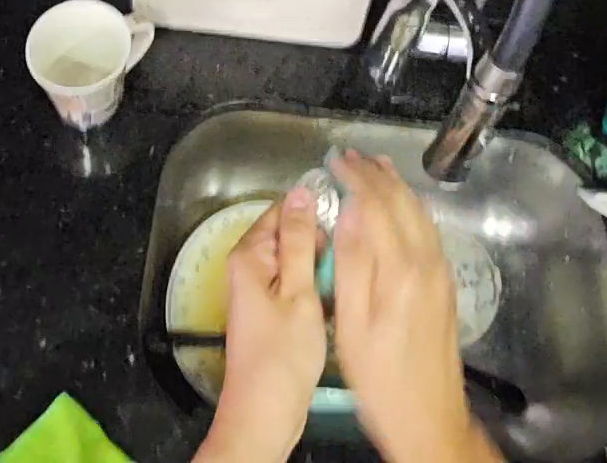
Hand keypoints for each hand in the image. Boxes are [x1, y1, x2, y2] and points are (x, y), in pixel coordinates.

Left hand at [195, 186, 327, 462]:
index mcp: (250, 254)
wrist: (265, 415)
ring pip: (297, 260)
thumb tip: (302, 191)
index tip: (349, 212)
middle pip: (290, 234)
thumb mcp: (298, 291)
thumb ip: (301, 241)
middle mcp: (250, 265)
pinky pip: (296, 282)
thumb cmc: (282, 353)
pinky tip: (338, 291)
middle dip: (321, 238)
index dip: (314, 208)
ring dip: (321, 263)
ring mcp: (260, 289)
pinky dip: (315, 284)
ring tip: (353, 266)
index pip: (283, 209)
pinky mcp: (272, 310)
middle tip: (356, 245)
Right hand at [332, 151, 502, 462]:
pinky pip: (427, 228)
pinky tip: (399, 203)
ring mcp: (440, 272)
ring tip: (375, 164)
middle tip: (350, 155)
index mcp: (401, 271)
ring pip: (419, 212)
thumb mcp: (351, 326)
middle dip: (375, 173)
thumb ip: (352, 264)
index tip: (335, 159)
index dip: (356, 177)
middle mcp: (427, 263)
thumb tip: (350, 211)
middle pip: (402, 202)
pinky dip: (410, 205)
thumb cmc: (380, 380)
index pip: (377, 205)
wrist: (432, 421)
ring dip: (395, 184)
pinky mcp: (445, 284)